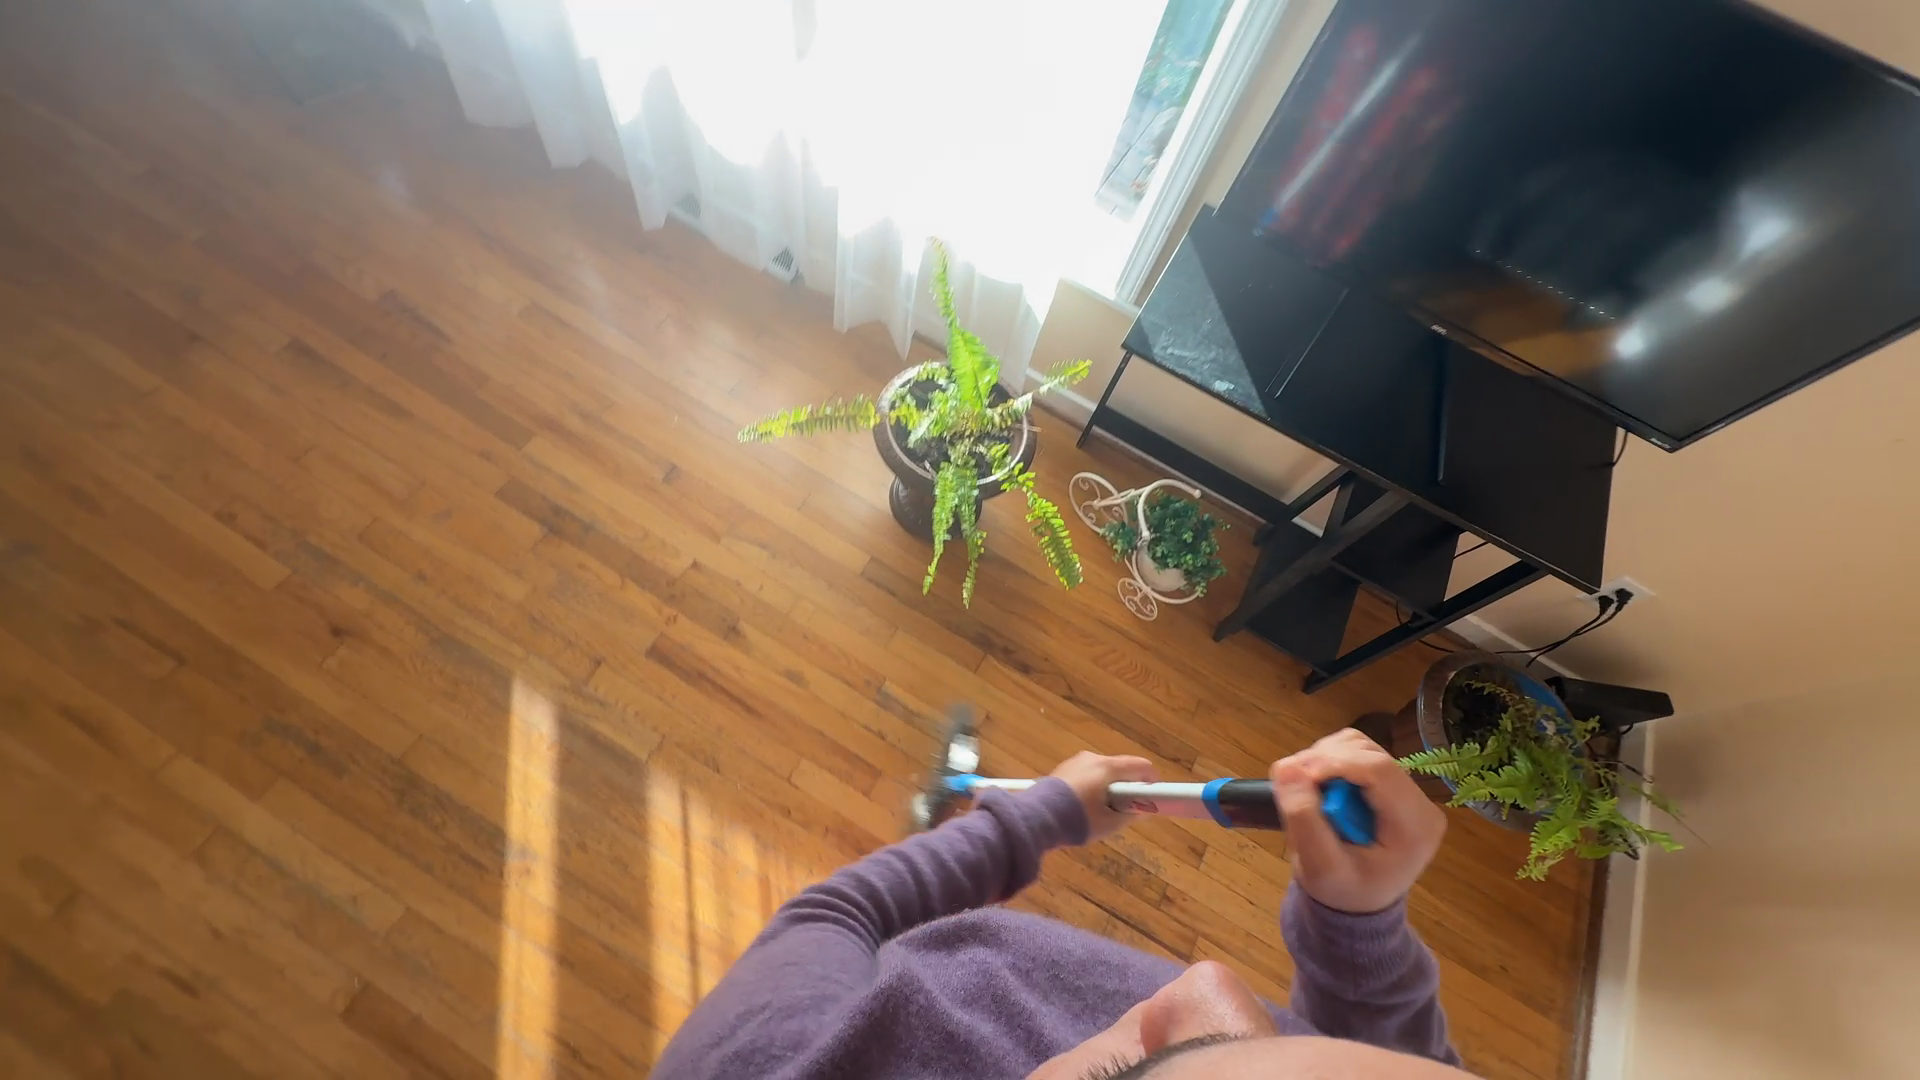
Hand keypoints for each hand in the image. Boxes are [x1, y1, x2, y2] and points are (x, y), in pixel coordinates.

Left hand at [1049, 752, 1156, 842]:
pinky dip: (1094, 785)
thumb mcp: (1109, 823)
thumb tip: (1145, 810)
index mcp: (1107, 767)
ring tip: (1105, 810)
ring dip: (1109, 786)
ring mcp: (1076, 761)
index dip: (1150, 780)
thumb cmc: (1077, 819)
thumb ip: (1131, 814)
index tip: (1154, 796)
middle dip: (1128, 785)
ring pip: (1103, 770)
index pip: (1139, 766)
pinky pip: (1087, 774)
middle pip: (1120, 767)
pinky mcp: (1063, 768)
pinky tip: (1087, 805)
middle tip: (1128, 808)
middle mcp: (1092, 758)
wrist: (1037, 817)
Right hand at [1270, 729, 1445, 913]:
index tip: (1296, 775)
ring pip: (1357, 745)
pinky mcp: (1387, 781)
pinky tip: (1319, 787)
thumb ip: (1303, 817)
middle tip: (1294, 786)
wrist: (1355, 901)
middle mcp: (1419, 802)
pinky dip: (1326, 759)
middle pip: (1366, 752)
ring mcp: (1404, 789)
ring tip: (1307, 791)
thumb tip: (1287, 767)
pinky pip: (1352, 750)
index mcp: (1415, 826)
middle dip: (1323, 761)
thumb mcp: (1319, 866)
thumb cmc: (1342, 891)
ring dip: (1322, 759)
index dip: (1333, 762)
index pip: (1378, 770)